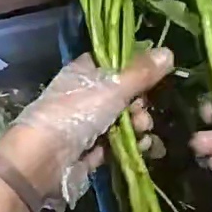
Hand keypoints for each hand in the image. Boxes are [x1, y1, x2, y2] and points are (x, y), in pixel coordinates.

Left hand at [0, 49, 172, 208]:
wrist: (43, 160)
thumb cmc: (75, 114)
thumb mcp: (112, 88)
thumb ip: (141, 74)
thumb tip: (168, 52)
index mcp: (83, 73)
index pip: (113, 63)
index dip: (135, 69)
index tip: (154, 77)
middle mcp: (84, 96)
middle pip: (122, 95)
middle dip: (140, 104)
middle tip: (143, 114)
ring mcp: (87, 125)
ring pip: (122, 121)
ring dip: (138, 126)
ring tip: (142, 133)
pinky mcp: (90, 151)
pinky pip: (117, 144)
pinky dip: (132, 145)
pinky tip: (144, 147)